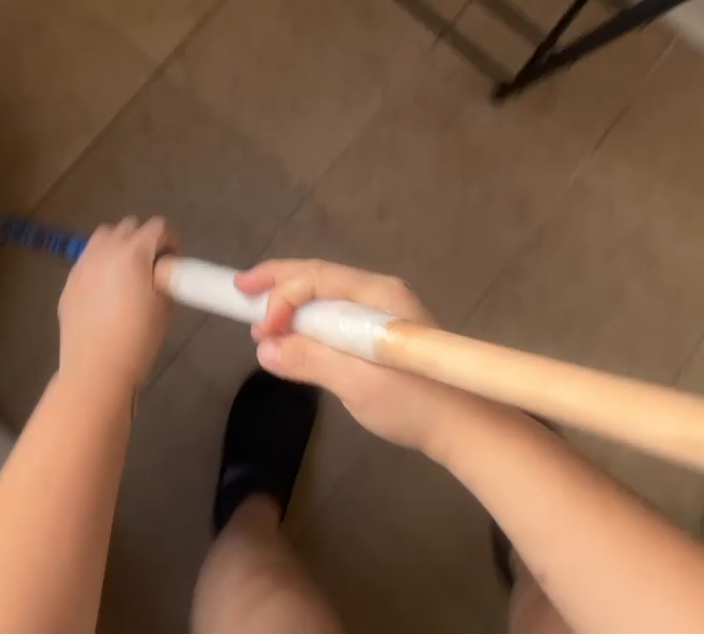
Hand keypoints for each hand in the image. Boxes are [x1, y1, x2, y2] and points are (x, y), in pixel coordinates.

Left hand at [57, 217, 173, 395]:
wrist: (96, 369)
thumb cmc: (138, 337)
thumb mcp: (164, 304)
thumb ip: (165, 276)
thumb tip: (162, 267)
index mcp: (133, 253)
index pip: (158, 227)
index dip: (170, 242)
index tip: (172, 265)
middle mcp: (106, 251)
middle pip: (129, 226)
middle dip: (144, 240)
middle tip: (150, 268)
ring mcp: (83, 265)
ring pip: (104, 237)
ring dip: (118, 246)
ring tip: (125, 273)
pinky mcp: (70, 283)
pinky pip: (87, 259)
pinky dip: (100, 264)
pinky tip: (105, 291)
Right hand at [239, 260, 505, 455]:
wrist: (464, 426)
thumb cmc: (414, 403)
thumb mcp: (358, 383)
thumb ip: (311, 361)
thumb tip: (265, 349)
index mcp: (377, 295)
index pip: (319, 278)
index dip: (283, 295)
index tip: (260, 329)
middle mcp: (379, 292)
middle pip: (320, 276)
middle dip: (279, 281)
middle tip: (239, 289)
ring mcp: (381, 310)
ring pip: (326, 293)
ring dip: (291, 301)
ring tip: (259, 317)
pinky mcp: (380, 332)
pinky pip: (336, 312)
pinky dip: (309, 318)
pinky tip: (292, 332)